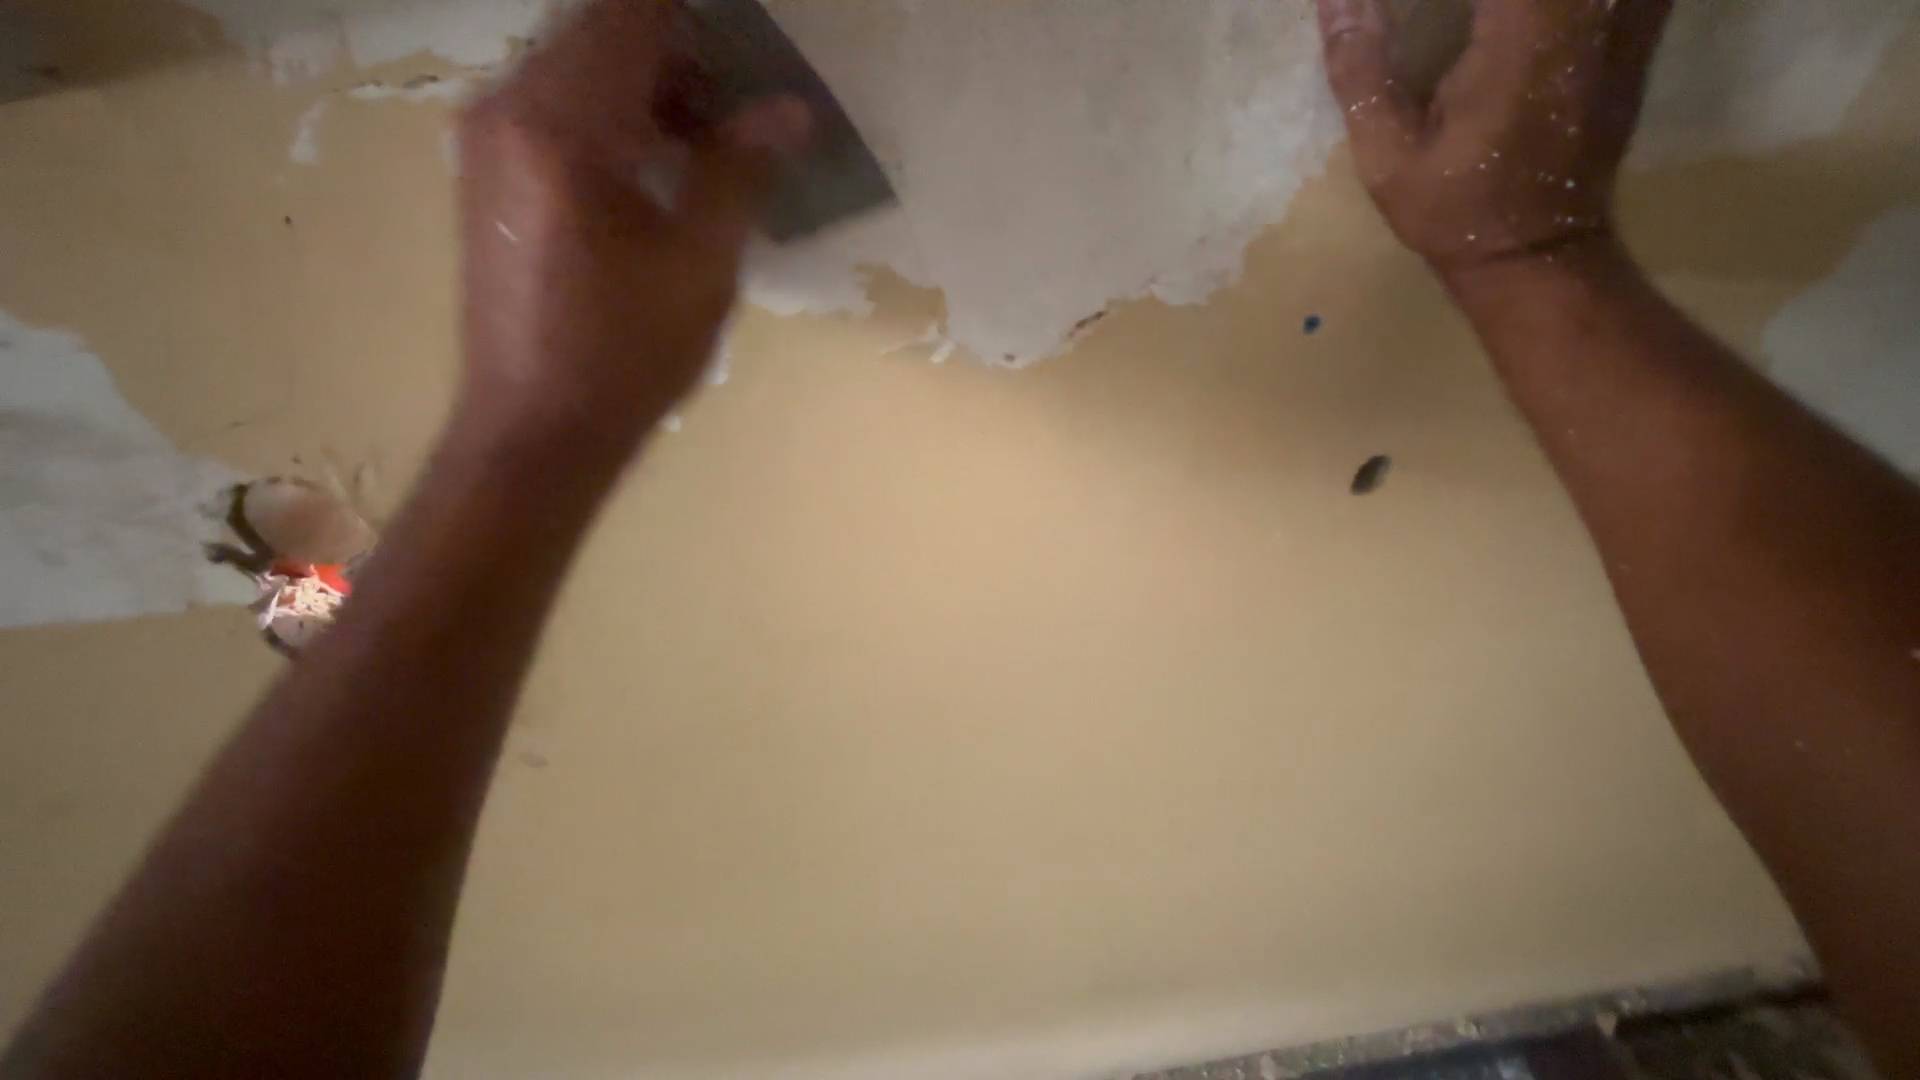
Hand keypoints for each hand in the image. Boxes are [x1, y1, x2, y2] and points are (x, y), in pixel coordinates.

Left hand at [454, 0, 809, 452]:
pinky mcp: (489, 174)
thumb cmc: (625, 354)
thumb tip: (791, 110)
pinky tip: (656, 167)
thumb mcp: (700, 266)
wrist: (536, 429)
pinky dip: (611, 115)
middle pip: (598, 31)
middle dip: (676, 50)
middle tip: (740, 100)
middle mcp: (505, 108)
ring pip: (574, 67)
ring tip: (709, 139)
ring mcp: (487, 140)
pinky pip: (553, 108)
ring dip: (646, 84)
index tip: (750, 44)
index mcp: (559, 124)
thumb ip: (739, 172)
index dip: (696, 21)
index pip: (631, 13)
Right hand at [1314, 0, 1670, 277]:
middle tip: (1430, 15)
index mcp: (1525, 27)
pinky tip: (1522, 25)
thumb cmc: (1451, 211)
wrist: (1535, 250)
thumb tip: (1332, 0)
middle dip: (1468, 1)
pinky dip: (1569, 5)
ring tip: (1474, 23)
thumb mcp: (1387, 155)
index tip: (1404, 8)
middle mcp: (1588, 6)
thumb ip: (1361, 70)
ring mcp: (1629, 11)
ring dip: (1509, 4)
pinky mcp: (1641, 26)